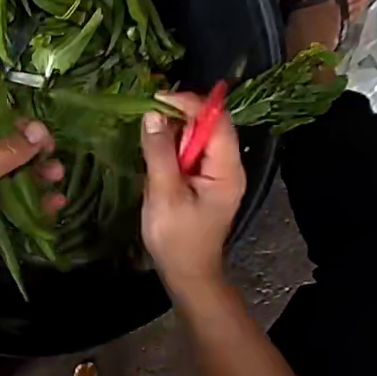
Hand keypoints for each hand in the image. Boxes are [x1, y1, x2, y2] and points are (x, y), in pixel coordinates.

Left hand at [0, 121, 61, 285]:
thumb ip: (5, 152)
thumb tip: (40, 131)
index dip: (12, 125)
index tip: (36, 128)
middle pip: (8, 153)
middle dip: (32, 151)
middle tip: (52, 149)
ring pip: (21, 179)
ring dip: (41, 175)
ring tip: (57, 174)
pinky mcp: (1, 219)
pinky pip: (26, 206)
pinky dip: (42, 203)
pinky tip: (56, 201)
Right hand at [140, 92, 245, 295]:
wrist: (188, 275)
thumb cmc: (177, 239)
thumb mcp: (164, 194)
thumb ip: (159, 152)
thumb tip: (152, 114)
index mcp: (227, 169)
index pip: (216, 120)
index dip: (189, 103)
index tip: (157, 100)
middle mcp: (229, 167)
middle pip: (209, 126)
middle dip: (179, 116)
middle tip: (147, 115)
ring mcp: (218, 175)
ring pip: (199, 139)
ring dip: (174, 132)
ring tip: (147, 132)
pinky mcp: (206, 183)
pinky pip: (192, 155)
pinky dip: (174, 148)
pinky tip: (156, 153)